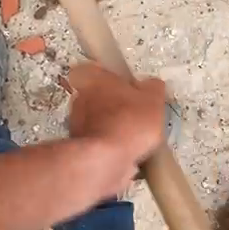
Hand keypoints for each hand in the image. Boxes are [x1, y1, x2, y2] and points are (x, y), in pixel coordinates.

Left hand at [66, 62, 167, 182]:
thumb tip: (151, 84)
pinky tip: (126, 154)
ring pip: (94, 121)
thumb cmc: (130, 120)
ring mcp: (75, 124)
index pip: (89, 70)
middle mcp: (78, 99)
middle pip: (94, 97)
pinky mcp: (79, 148)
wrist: (106, 159)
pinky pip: (97, 143)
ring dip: (110, 127)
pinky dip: (109, 147)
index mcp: (92, 79)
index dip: (104, 78)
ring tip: (134, 138)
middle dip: (111, 105)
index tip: (120, 86)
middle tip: (133, 114)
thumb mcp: (153, 99)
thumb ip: (152, 88)